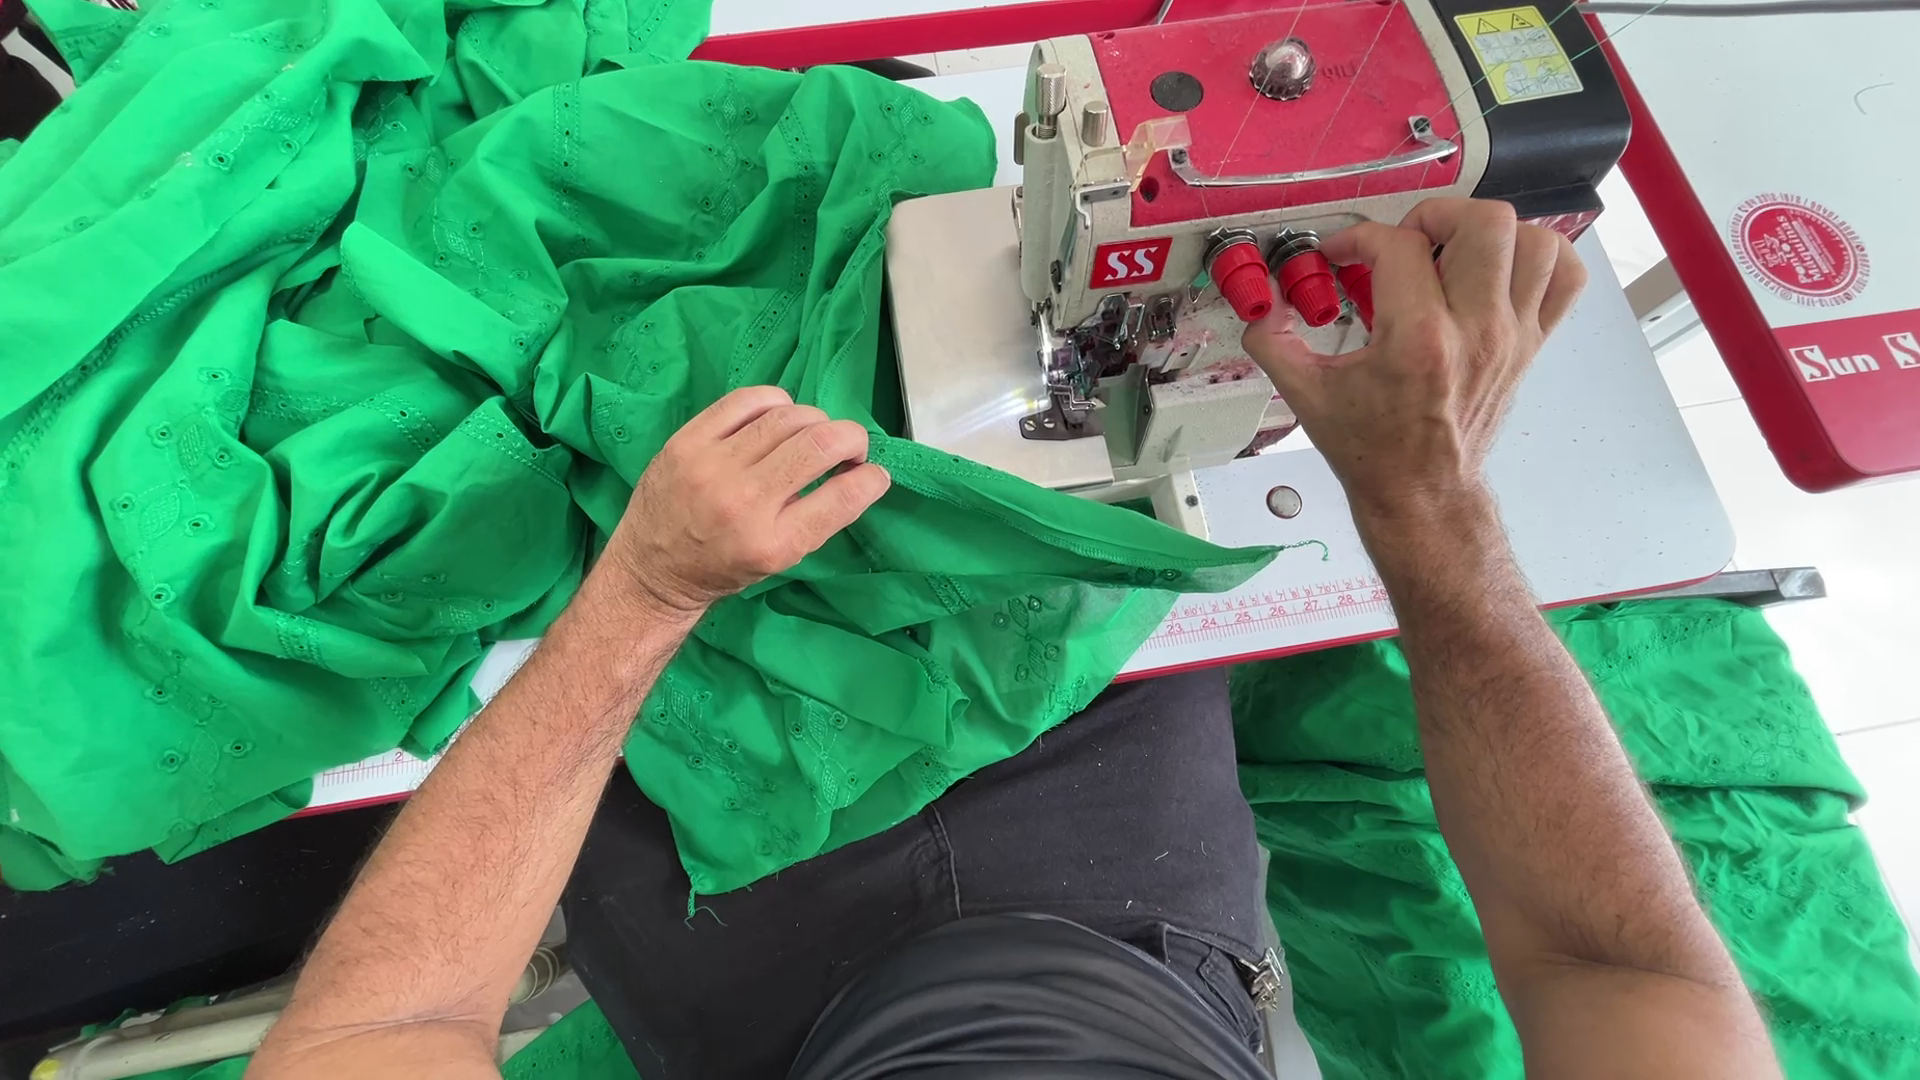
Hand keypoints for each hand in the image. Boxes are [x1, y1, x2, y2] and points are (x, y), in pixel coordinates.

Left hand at [600, 386, 890, 618]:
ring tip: (814, 434)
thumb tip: (856, 471)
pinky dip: (777, 403)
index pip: (843, 496)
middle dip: (851, 438)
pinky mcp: (688, 440)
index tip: (874, 473)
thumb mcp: (782, 559)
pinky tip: (779, 417)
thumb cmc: (726, 568)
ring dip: (816, 421)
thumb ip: (819, 516)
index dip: (871, 478)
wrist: (654, 569)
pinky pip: (747, 400)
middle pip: (820, 444)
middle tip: (850, 448)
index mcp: (775, 543)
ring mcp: (712, 466)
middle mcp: (745, 502)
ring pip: (788, 417)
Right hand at [1242, 198, 1585, 520]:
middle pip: (1483, 223)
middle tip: (1402, 240)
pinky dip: (1538, 254)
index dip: (1358, 238)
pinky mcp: (1532, 343)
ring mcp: (1511, 335)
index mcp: (1414, 341)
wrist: (1417, 488)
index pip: (1398, 247)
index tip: (1338, 254)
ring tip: (1448, 250)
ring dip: (1487, 231)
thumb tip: (1260, 305)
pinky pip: (1564, 275)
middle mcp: (1473, 331)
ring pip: (1533, 240)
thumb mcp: (1304, 394)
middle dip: (1434, 215)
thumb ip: (1272, 343)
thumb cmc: (1365, 445)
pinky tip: (1496, 267)